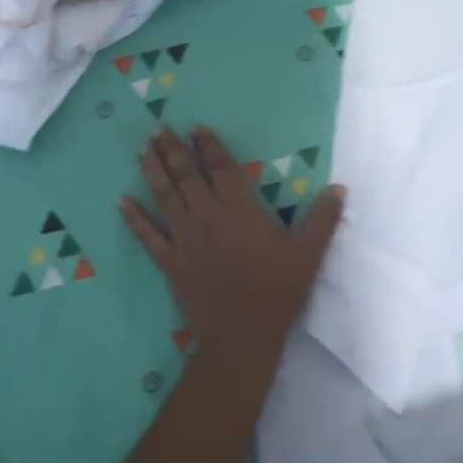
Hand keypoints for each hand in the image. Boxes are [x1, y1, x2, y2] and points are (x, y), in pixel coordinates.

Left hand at [122, 126, 344, 361]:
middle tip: (159, 129)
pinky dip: (135, 218)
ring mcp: (185, 239)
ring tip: (143, 149)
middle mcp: (208, 216)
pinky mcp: (171, 262)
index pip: (220, 168)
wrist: (241, 335)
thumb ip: (323, 218)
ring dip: (153, 171)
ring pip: (165, 197)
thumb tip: (339, 187)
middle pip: (187, 176)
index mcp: (240, 209)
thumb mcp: (308, 252)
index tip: (196, 127)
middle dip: (174, 150)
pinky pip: (148, 236)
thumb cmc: (277, 290)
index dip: (209, 146)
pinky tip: (123, 202)